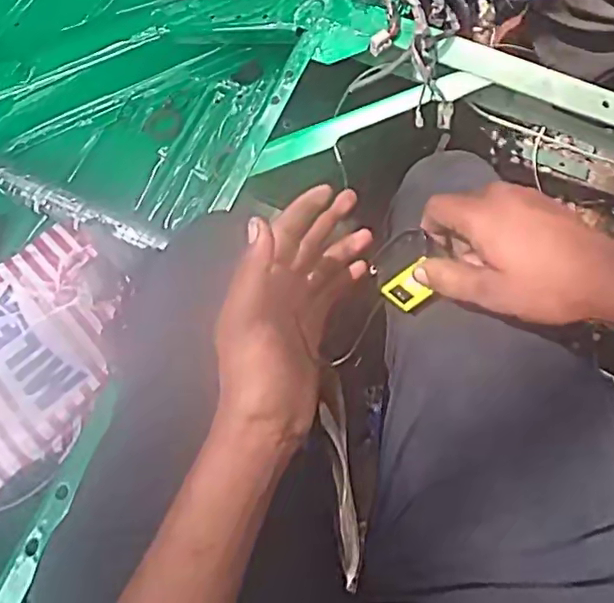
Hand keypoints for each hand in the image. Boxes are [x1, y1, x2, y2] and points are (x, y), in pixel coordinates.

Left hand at [213, 186, 372, 442]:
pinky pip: (330, 293)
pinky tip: (362, 267)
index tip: (327, 190)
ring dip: (342, 248)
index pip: (283, 234)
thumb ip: (254, 268)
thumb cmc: (253, 368)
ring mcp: (296, 307)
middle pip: (306, 244)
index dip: (303, 209)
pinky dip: (345, 278)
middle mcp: (277, 287)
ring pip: (322, 267)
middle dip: (328, 220)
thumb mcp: (246, 316)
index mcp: (259, 280)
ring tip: (367, 233)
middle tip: (353, 199)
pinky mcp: (312, 327)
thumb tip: (261, 221)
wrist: (266, 422)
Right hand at [415, 182, 613, 325]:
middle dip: (457, 233)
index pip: (435, 206)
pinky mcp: (542, 199)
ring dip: (481, 229)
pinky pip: (508, 205)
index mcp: (479, 213)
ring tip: (501, 262)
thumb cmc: (545, 286)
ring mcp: (522, 193)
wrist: (604, 273)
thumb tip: (420, 270)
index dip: (430, 230)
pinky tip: (524, 252)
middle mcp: (497, 194)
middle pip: (459, 205)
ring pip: (484, 205)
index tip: (444, 256)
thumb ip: (450, 279)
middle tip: (476, 267)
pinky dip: (503, 223)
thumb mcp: (492, 293)